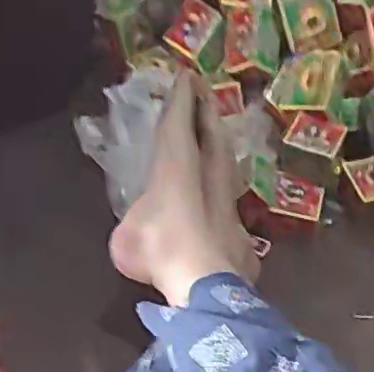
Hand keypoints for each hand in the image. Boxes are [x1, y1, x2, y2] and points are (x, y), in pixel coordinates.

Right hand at [107, 73, 258, 305]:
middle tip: (206, 101)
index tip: (186, 79)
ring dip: (222, 166)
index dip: (182, 100)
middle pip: (214, 142)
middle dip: (208, 119)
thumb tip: (143, 241)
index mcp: (178, 167)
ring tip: (216, 157)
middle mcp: (211, 184)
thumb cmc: (160, 252)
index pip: (180, 123)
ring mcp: (233, 216)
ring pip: (229, 181)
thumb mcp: (128, 239)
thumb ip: (136, 229)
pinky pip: (234, 226)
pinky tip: (222, 227)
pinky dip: (226, 221)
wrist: (205, 290)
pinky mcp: (245, 247)